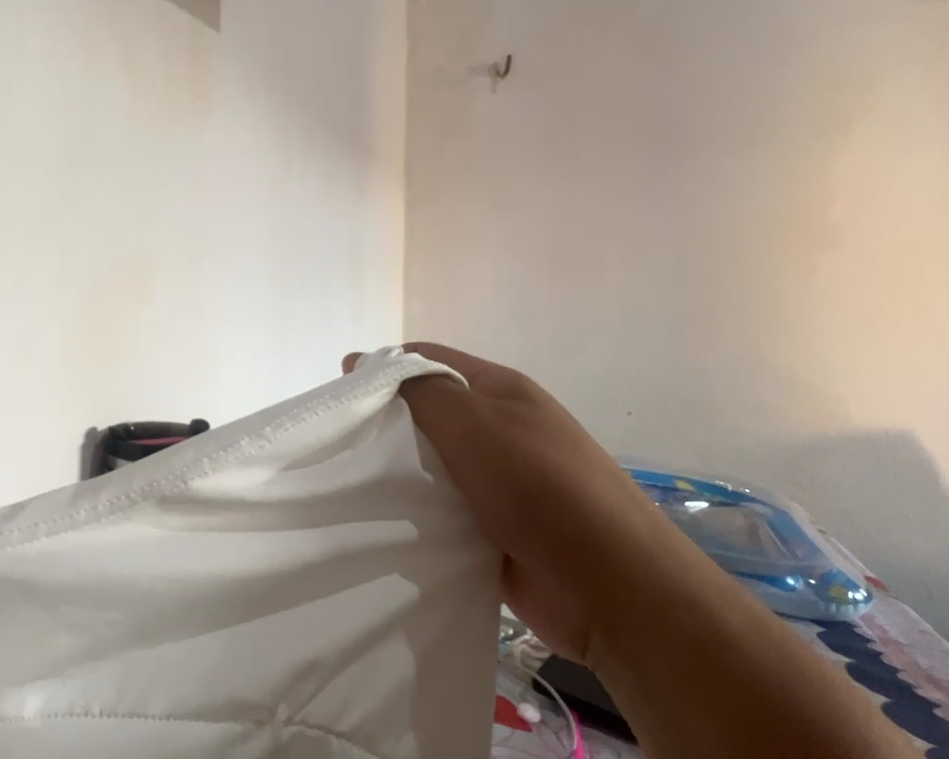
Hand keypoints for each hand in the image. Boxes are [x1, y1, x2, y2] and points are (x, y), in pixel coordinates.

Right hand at [348, 343, 692, 662]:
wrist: (612, 587)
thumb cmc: (539, 486)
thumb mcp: (472, 421)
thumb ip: (418, 390)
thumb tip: (364, 361)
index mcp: (500, 392)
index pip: (428, 361)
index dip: (383, 368)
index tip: (337, 392)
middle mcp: (501, 431)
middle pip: (428, 416)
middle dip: (385, 426)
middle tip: (337, 444)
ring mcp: (500, 485)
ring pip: (432, 469)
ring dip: (398, 477)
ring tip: (347, 486)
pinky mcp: (494, 533)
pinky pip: (442, 515)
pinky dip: (416, 518)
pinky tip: (381, 526)